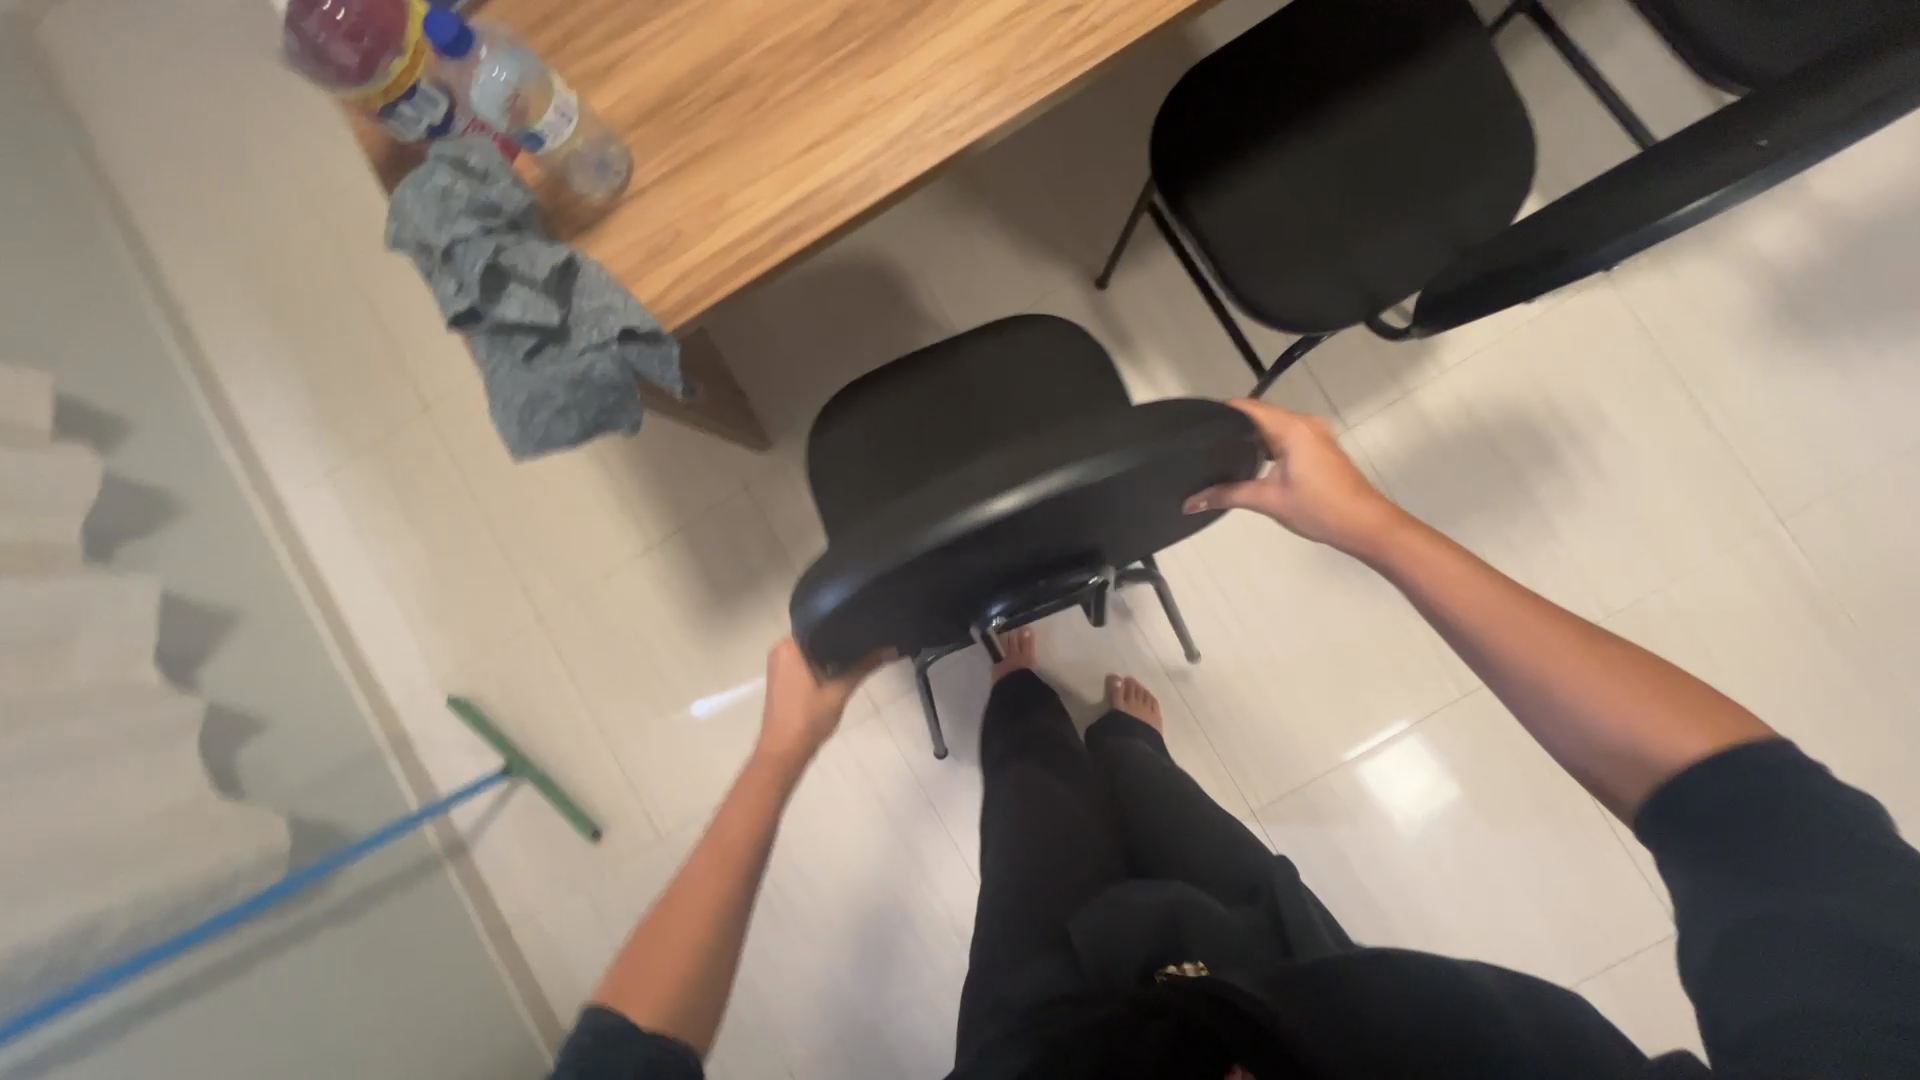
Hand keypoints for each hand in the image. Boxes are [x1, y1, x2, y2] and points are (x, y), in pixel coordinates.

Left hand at [754, 638, 886, 765]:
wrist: (783, 753)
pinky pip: (805, 662)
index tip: (866, 625)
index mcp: (789, 646)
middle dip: (840, 640)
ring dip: (832, 654)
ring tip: (860, 650)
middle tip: (869, 639)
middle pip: (817, 637)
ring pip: (812, 650)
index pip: (820, 623)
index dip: (844, 625)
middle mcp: (780, 649)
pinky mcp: (782, 678)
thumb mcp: (840, 690)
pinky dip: (821, 664)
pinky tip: (841, 668)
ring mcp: (779, 664)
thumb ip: (864, 666)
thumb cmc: (808, 719)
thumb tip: (892, 649)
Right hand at [1185, 399, 1404, 553]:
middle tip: (1202, 441)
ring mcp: (1315, 434)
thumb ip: (1226, 495)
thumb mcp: (1267, 501)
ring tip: (1220, 451)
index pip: (1249, 407)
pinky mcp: (1319, 447)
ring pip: (1274, 426)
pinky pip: (1285, 435)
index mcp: (1291, 428)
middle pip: (1261, 414)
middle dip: (1233, 425)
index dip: (1222, 411)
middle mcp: (1304, 423)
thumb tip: (1189, 502)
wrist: (1365, 524)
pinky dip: (1267, 444)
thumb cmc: (1318, 508)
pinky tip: (1250, 461)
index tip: (1196, 422)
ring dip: (1251, 436)